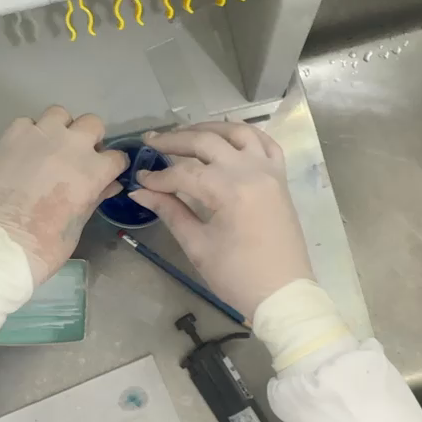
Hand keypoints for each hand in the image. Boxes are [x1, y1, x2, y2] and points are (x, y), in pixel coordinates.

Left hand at [0, 106, 125, 282]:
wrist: (1, 246)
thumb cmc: (45, 246)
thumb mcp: (78, 225)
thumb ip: (95, 197)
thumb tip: (110, 185)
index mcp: (93, 171)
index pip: (116, 156)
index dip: (113, 166)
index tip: (106, 174)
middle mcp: (71, 146)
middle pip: (93, 124)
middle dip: (90, 139)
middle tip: (78, 158)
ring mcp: (40, 136)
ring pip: (60, 113)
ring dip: (60, 128)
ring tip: (51, 148)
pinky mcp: (12, 136)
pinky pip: (27, 122)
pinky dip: (29, 133)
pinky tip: (24, 152)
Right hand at [128, 121, 314, 318]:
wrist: (282, 293)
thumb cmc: (237, 276)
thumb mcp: (198, 246)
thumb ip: (170, 211)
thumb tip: (140, 192)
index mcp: (230, 191)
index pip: (185, 173)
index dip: (159, 177)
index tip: (139, 181)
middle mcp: (252, 171)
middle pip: (207, 142)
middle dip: (175, 141)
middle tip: (150, 142)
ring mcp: (270, 171)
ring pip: (237, 132)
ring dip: (209, 128)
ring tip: (184, 133)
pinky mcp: (280, 178)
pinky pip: (264, 143)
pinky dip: (243, 135)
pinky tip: (225, 138)